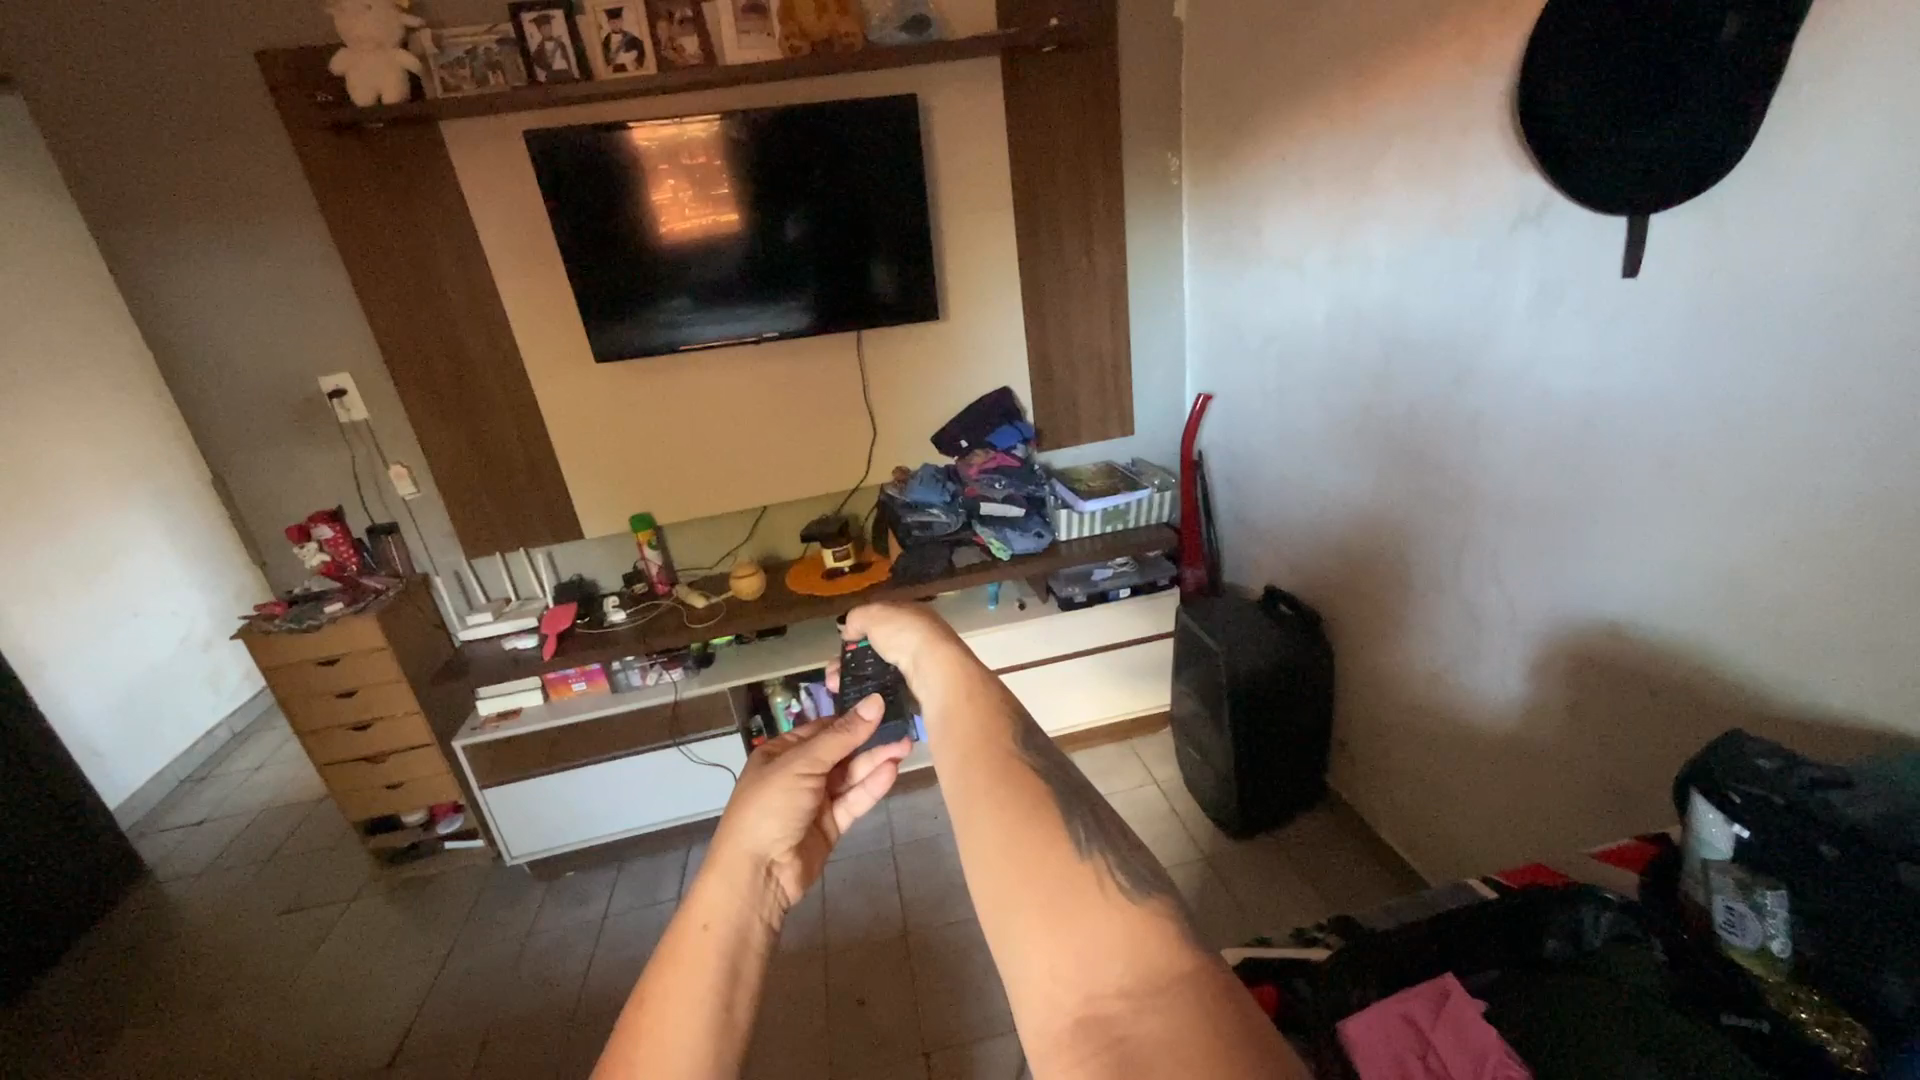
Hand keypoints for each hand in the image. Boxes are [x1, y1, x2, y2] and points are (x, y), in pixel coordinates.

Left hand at [708, 688, 910, 916]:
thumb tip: (875, 701)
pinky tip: (891, 771)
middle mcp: (798, 773)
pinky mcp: (830, 825)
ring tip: (905, 747)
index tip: (882, 707)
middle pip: (840, 752)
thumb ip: (843, 735)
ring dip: (875, 761)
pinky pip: (853, 800)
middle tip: (903, 729)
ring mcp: (815, 800)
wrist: (757, 873)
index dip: (851, 719)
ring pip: (850, 776)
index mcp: (781, 753)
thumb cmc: (770, 807)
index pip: (822, 729)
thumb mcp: (803, 763)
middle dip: (869, 741)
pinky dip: (871, 786)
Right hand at [842, 602, 968, 683]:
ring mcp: (917, 664)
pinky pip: (887, 688)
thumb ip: (857, 618)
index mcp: (910, 613)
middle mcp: (916, 636)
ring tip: (836, 687)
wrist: (934, 669)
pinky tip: (857, 696)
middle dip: (851, 661)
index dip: (859, 629)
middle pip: (876, 648)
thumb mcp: (874, 614)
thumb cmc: (904, 634)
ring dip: (856, 678)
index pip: (880, 619)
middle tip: (833, 675)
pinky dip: (871, 691)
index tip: (843, 644)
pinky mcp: (916, 688)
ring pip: (878, 671)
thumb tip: (848, 630)